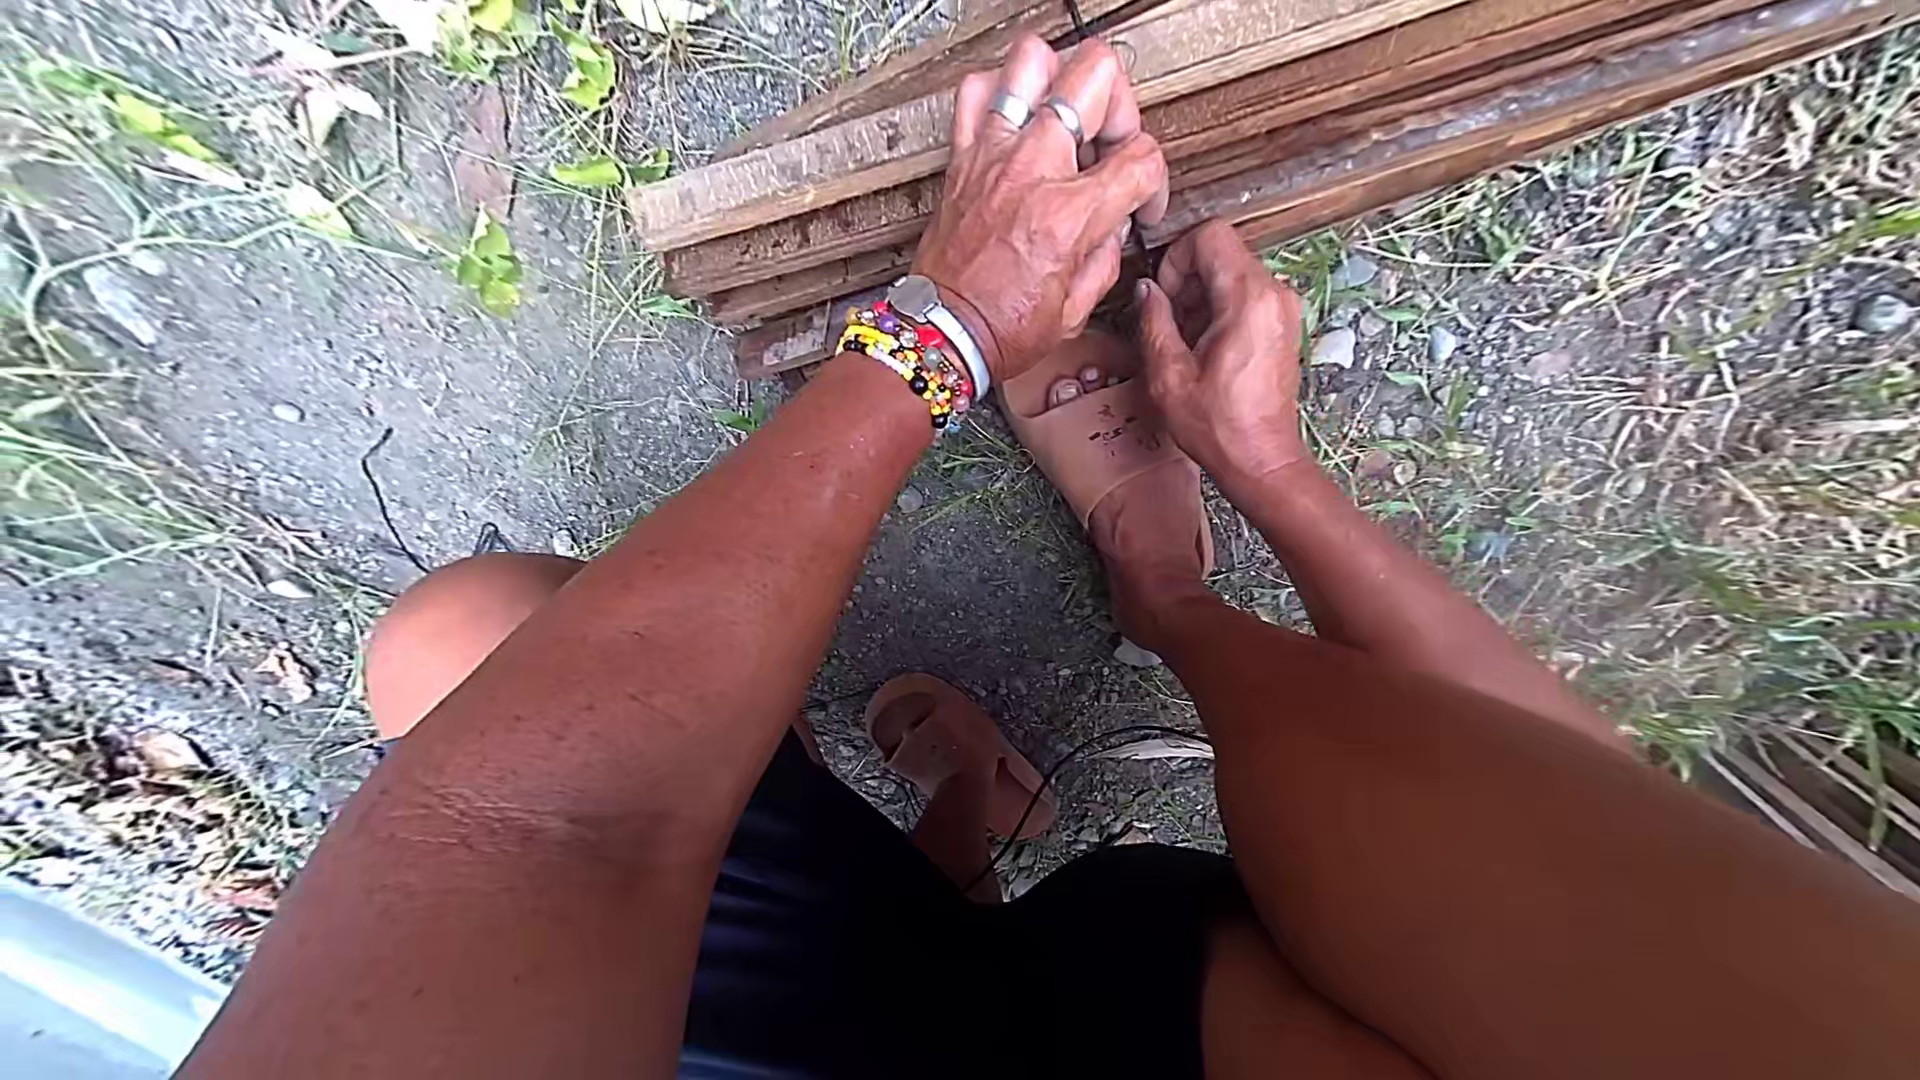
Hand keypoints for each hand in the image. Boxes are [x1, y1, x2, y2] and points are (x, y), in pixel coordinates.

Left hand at [913, 35, 1169, 381]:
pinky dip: (1000, 93)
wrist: (943, 335)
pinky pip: (975, 92)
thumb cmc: (998, 330)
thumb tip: (1114, 225)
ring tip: (1064, 122)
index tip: (1141, 205)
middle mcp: (1032, 172)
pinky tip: (1015, 124)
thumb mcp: (1073, 312)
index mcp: (1069, 216)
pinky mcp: (962, 162)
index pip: (1141, 158)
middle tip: (1109, 146)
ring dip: (1060, 82)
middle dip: (1120, 106)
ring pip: (1033, 60)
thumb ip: (1106, 260)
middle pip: (1097, 75)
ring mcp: (993, 158)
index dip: (1154, 183)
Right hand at [1135, 219, 1309, 484]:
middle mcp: (1274, 295)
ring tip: (1182, 342)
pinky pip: (1244, 296)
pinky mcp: (1281, 324)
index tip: (1164, 295)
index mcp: (1248, 300)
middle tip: (1167, 323)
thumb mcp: (1168, 375)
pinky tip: (1201, 349)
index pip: (1210, 235)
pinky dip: (1216, 311)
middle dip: (1185, 281)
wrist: (1259, 458)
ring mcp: (1282, 309)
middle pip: (1221, 252)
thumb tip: (1147, 290)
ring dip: (1198, 299)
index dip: (1176, 258)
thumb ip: (1154, 321)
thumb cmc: (1219, 427)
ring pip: (1231, 273)